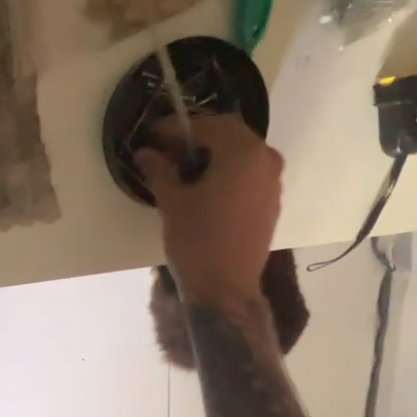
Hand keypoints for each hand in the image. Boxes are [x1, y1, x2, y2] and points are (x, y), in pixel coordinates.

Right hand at [134, 113, 285, 311]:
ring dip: (212, 153)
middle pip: (229, 134)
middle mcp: (265, 159)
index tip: (152, 132)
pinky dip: (225, 170)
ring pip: (240, 153)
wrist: (225, 289)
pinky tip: (203, 184)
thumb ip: (159, 171)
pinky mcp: (270, 201)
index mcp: (243, 153)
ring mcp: (272, 181)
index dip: (176, 127)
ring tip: (182, 166)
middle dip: (197, 137)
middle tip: (166, 146)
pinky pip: (247, 173)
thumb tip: (145, 153)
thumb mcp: (172, 203)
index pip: (207, 126)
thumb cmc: (197, 243)